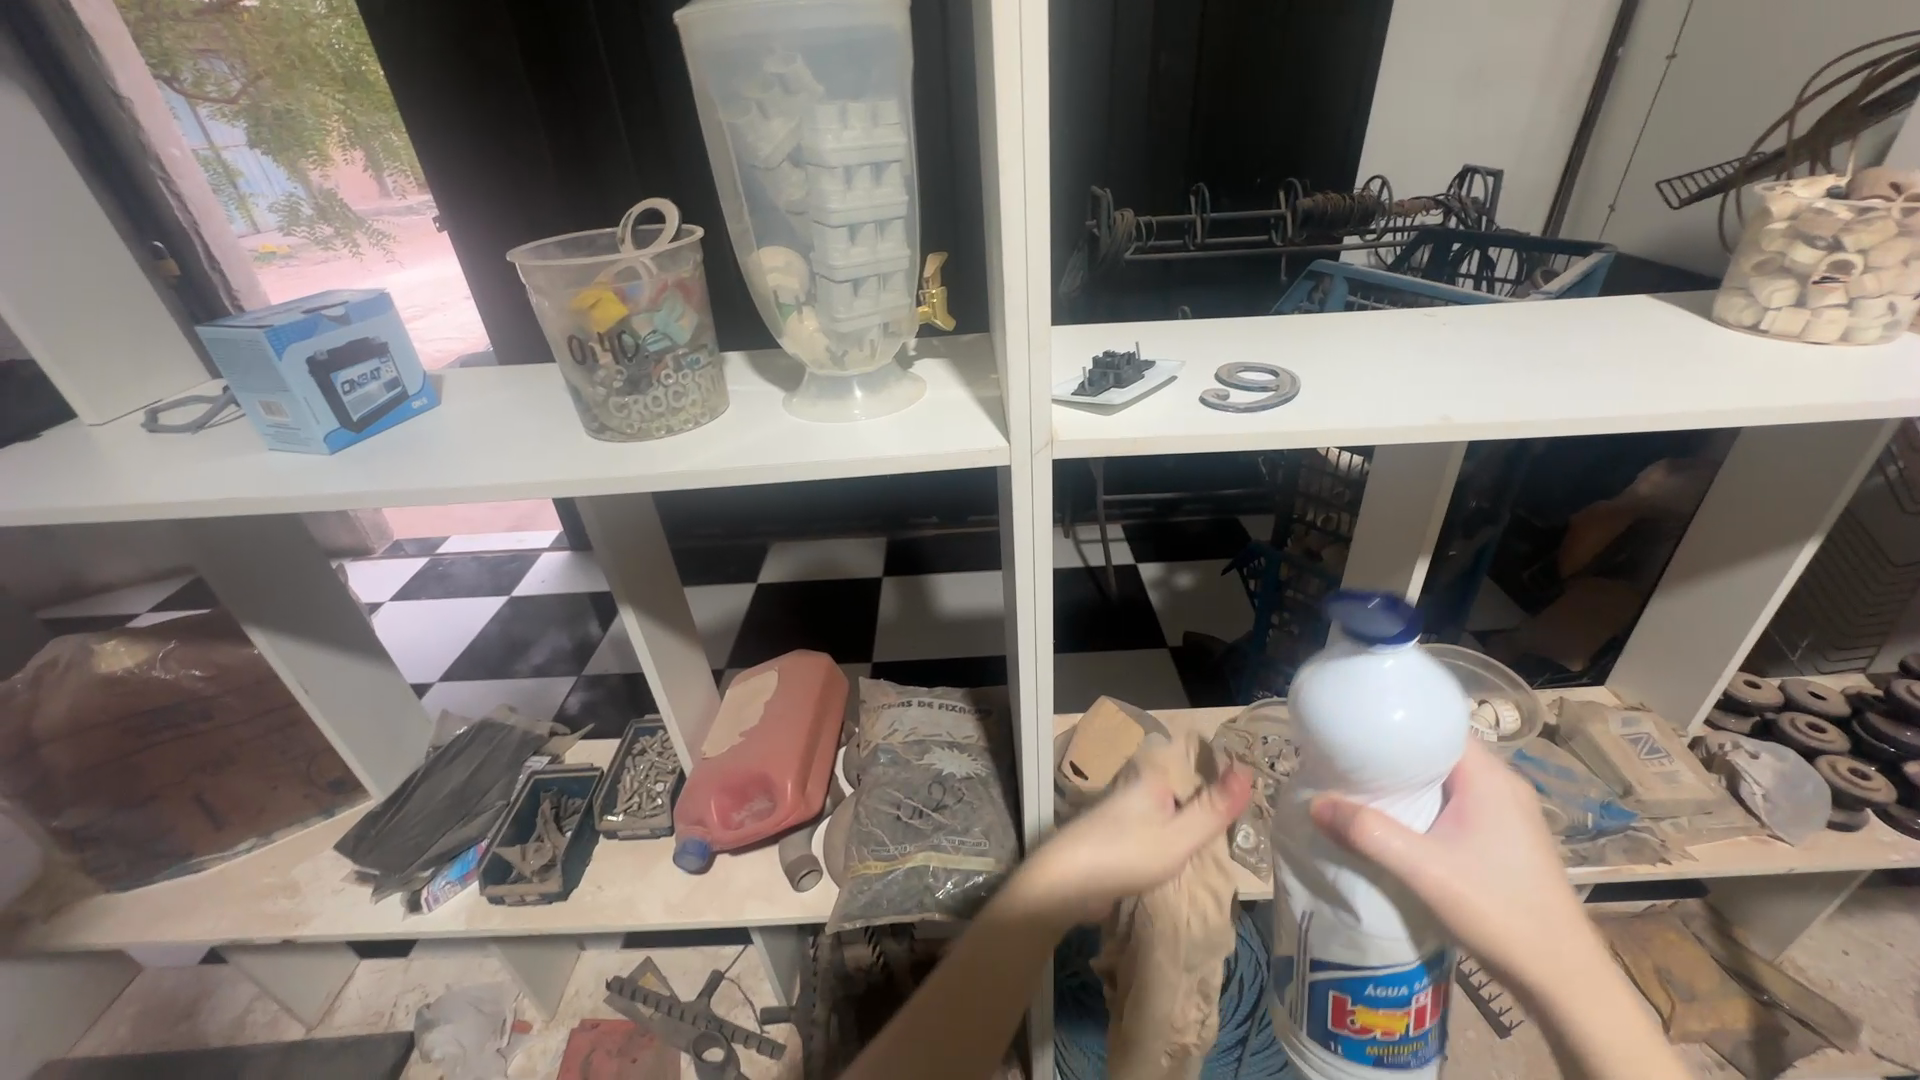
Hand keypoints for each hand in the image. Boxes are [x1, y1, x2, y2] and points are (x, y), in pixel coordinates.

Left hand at [1007, 763, 1252, 926]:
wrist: (1063, 886)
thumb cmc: (1124, 855)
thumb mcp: (1178, 836)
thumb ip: (1212, 808)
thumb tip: (1247, 769)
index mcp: (1153, 777)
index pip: (1199, 767)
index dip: (1227, 781)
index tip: (1260, 799)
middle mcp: (1139, 788)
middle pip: (1187, 793)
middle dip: (1212, 809)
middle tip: (1253, 830)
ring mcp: (1127, 814)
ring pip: (1173, 815)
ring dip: (1194, 830)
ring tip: (1230, 847)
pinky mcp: (1120, 839)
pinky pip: (1158, 835)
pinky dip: (1175, 846)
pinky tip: (1192, 861)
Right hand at [1308, 740, 1593, 991]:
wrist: (1562, 978)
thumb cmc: (1498, 910)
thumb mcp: (1422, 870)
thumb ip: (1367, 832)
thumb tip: (1314, 803)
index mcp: (1489, 778)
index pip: (1435, 726)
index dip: (1392, 723)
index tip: (1350, 728)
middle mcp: (1502, 786)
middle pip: (1435, 753)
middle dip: (1390, 756)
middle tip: (1342, 760)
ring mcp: (1507, 814)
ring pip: (1444, 782)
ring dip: (1405, 785)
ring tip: (1358, 789)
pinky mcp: (1505, 840)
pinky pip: (1454, 805)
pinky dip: (1422, 806)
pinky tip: (1394, 824)